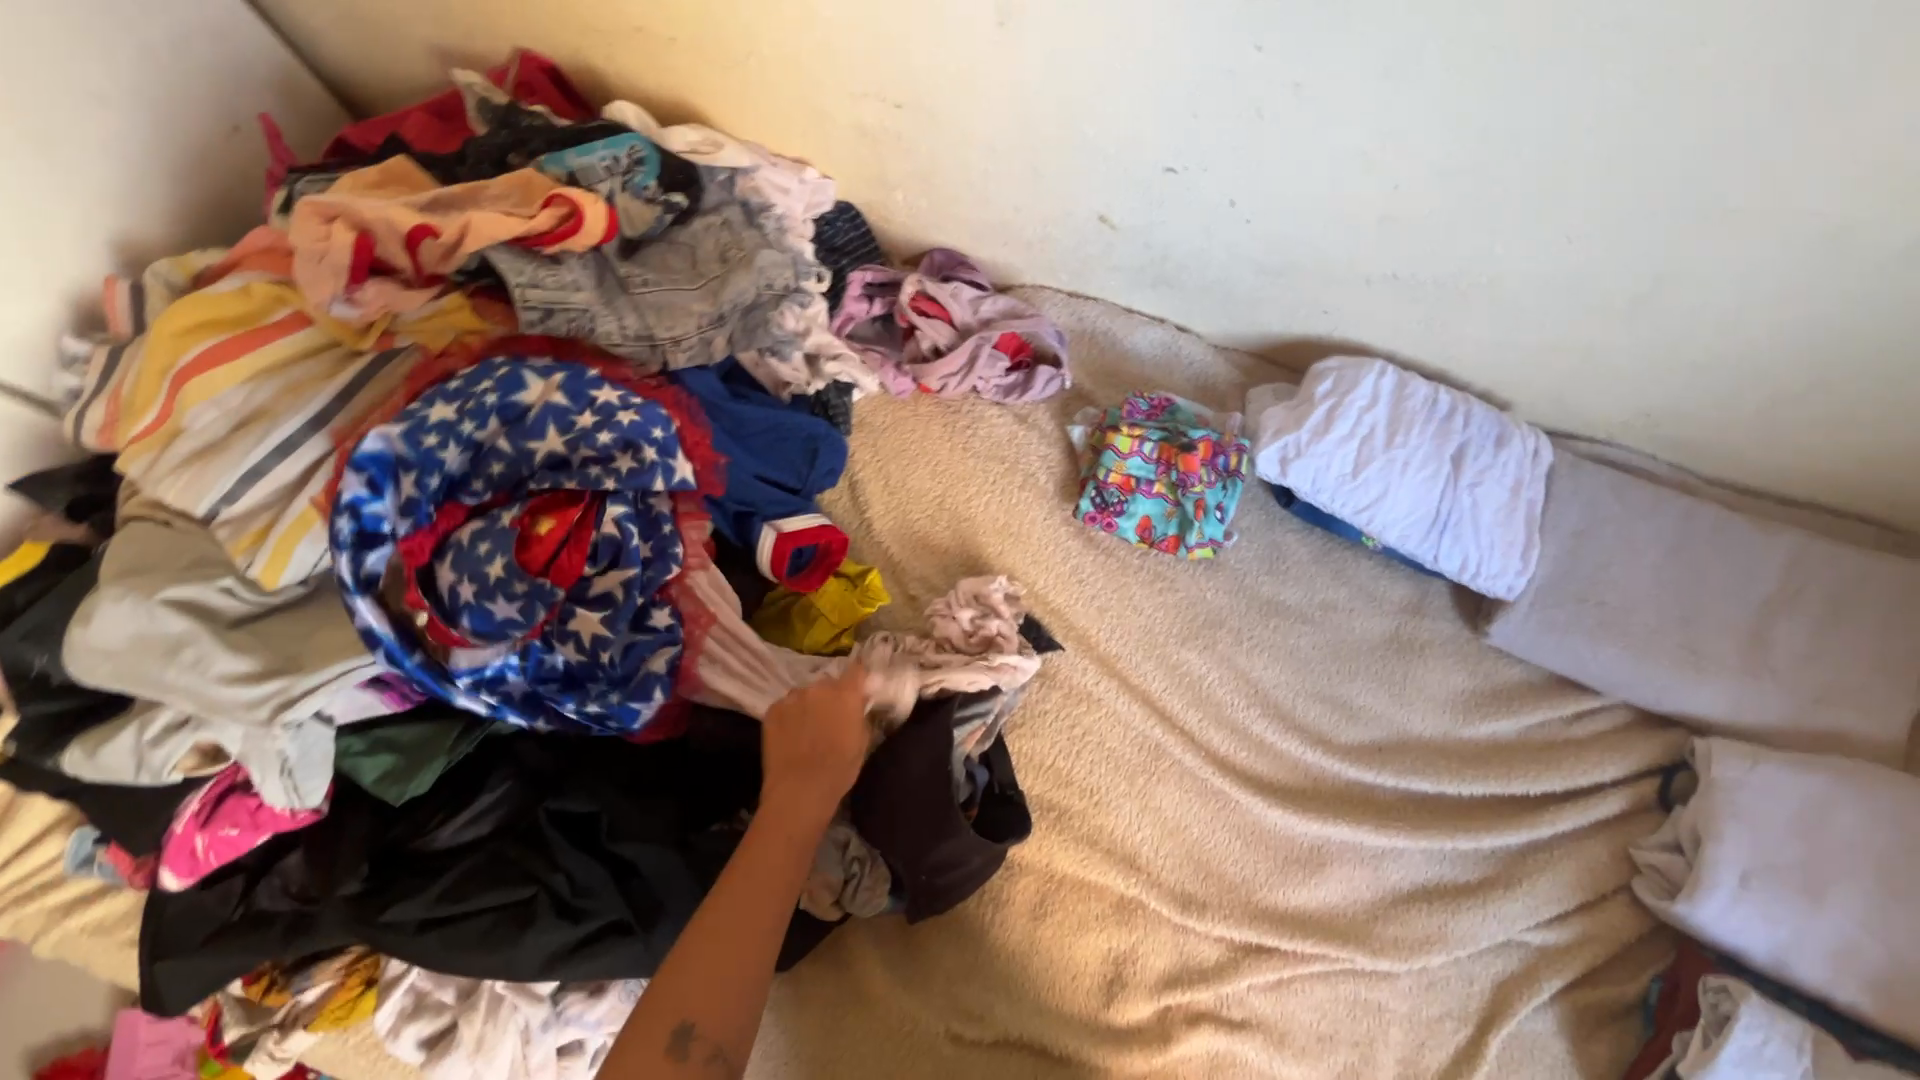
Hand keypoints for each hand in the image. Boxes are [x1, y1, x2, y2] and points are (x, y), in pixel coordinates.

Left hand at [760, 663, 869, 818]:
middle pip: (828, 683)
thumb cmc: (839, 769)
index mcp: (846, 694)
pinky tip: (790, 736)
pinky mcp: (772, 710)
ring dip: (809, 704)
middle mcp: (818, 688)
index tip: (859, 690)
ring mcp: (792, 697)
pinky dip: (790, 715)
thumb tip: (859, 704)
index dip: (859, 678)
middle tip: (831, 718)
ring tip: (807, 729)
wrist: (799, 789)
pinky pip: (786, 706)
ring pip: (805, 694)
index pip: (857, 670)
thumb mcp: (862, 741)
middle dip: (832, 696)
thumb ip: (860, 715)